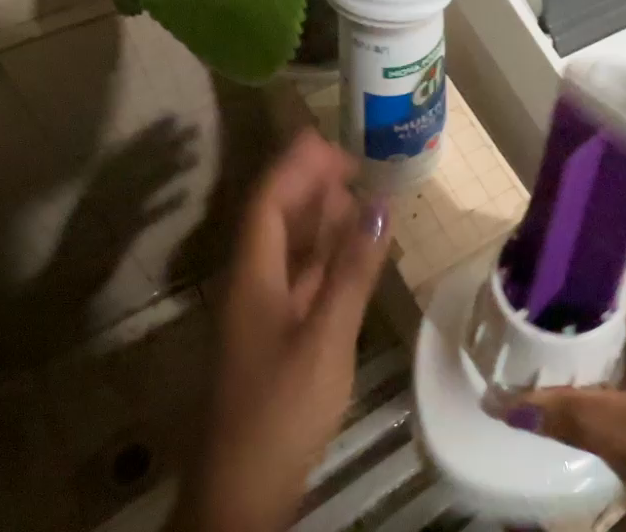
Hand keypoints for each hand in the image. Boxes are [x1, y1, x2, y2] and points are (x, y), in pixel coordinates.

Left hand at [196, 131, 391, 531]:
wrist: (246, 486)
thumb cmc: (282, 408)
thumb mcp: (325, 336)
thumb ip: (352, 269)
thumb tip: (379, 204)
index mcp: (252, 277)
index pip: (268, 202)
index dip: (296, 166)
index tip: (331, 138)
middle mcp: (253, 284)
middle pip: (276, 219)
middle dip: (309, 183)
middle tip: (355, 158)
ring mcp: (265, 310)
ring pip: (291, 247)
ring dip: (320, 215)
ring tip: (358, 189)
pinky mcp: (281, 333)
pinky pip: (303, 276)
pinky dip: (327, 253)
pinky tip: (353, 246)